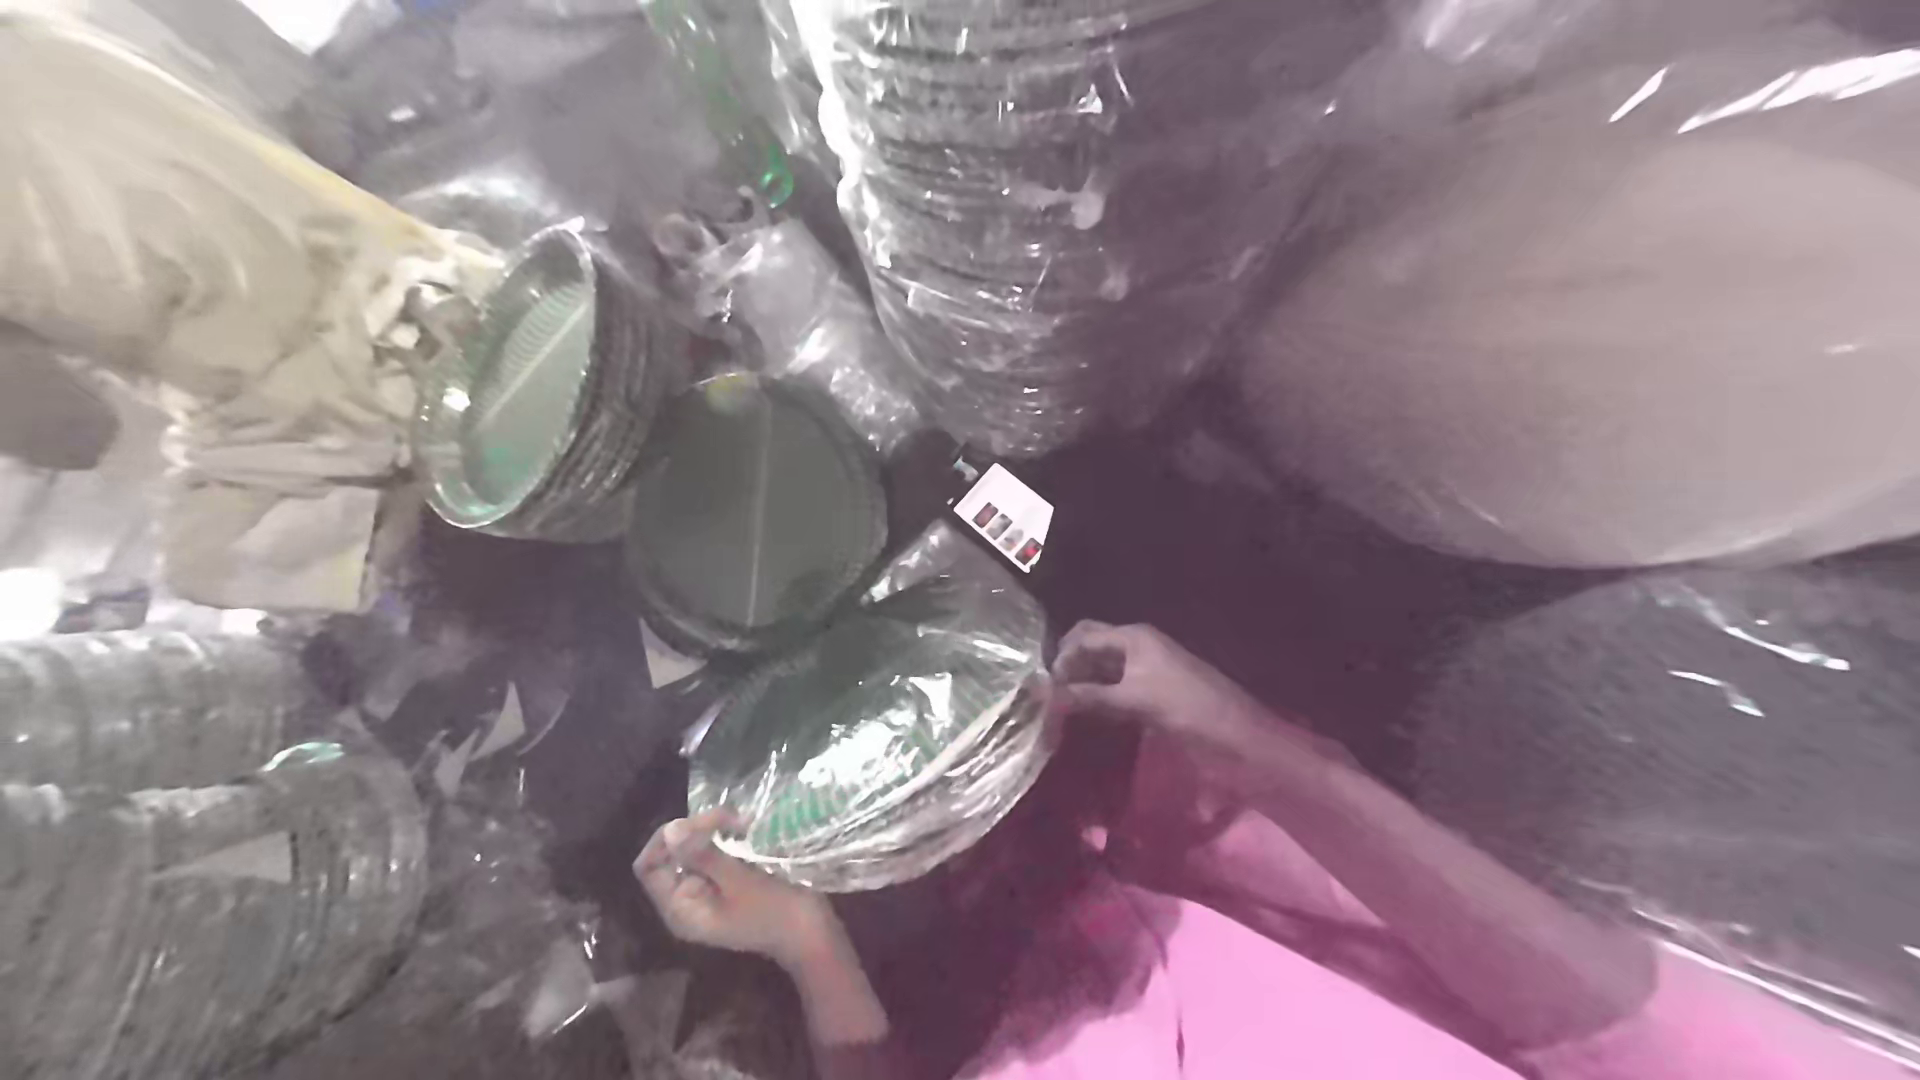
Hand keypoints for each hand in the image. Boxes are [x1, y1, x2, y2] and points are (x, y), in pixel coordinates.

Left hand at [634, 809, 840, 971]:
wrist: (809, 934)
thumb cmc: (773, 910)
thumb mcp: (738, 881)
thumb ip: (702, 855)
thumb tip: (670, 829)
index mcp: (680, 908)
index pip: (649, 866)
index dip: (666, 838)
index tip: (701, 822)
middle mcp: (686, 900)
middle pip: (672, 853)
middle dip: (698, 829)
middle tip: (734, 817)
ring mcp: (706, 892)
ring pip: (694, 849)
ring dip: (715, 830)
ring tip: (744, 821)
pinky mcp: (725, 884)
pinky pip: (713, 854)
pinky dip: (726, 839)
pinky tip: (747, 829)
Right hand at [1052, 621, 1342, 788]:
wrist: (1239, 736)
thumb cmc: (1187, 709)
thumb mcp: (1134, 701)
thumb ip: (1088, 696)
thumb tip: (1044, 694)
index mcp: (1133, 636)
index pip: (1083, 637)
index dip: (1060, 659)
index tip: (1044, 689)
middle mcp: (1137, 644)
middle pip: (1091, 645)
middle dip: (1068, 665)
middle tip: (1050, 695)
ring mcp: (1146, 666)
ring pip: (1102, 665)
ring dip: (1081, 681)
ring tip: (1061, 706)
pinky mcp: (1152, 688)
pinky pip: (1115, 683)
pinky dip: (1097, 694)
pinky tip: (1086, 712)